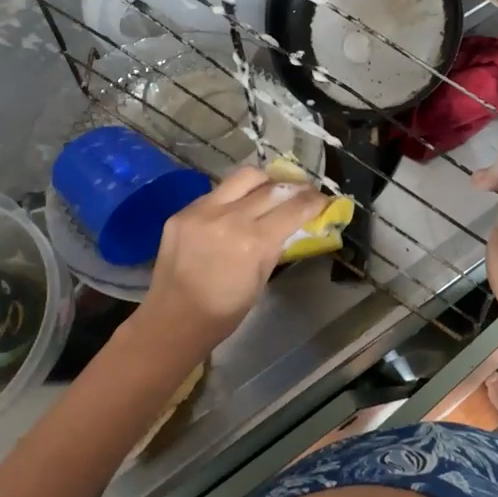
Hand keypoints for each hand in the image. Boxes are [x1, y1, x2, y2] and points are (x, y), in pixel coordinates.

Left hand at [134, 166, 329, 357]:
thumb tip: (294, 221)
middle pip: (274, 187)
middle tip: (304, 192)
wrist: (173, 321)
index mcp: (253, 241)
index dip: (315, 201)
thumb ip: (277, 243)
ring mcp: (202, 211)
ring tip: (271, 191)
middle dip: (296, 187)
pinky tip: (238, 208)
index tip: (324, 200)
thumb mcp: (263, 276)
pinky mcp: (183, 212)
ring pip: (245, 176)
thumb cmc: (226, 310)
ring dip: (266, 181)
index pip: (295, 207)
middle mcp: (229, 218)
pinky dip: (236, 196)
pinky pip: (218, 192)